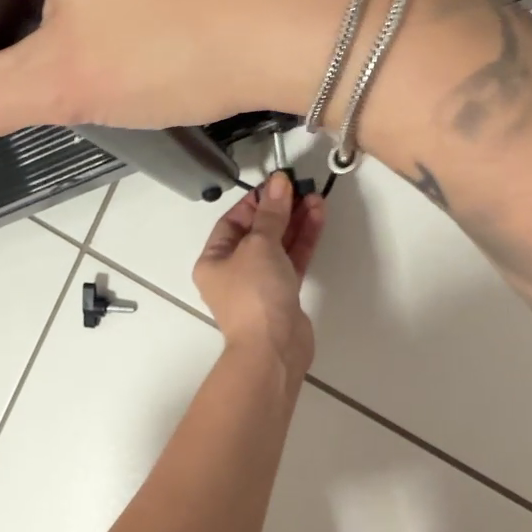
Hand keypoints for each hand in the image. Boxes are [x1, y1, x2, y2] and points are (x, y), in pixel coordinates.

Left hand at [194, 172, 324, 374]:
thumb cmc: (255, 294)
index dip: (255, 200)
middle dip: (280, 210)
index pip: (232, 221)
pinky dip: (303, 241)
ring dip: (296, 222)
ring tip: (316, 198)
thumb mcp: (259, 245)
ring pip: (278, 246)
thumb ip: (272, 213)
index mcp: (213, 261)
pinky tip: (318, 218)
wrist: (273, 348)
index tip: (278, 183)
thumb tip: (279, 182)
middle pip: (257, 232)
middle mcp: (233, 273)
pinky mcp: (283, 296)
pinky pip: (292, 261)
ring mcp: (259, 285)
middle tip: (302, 187)